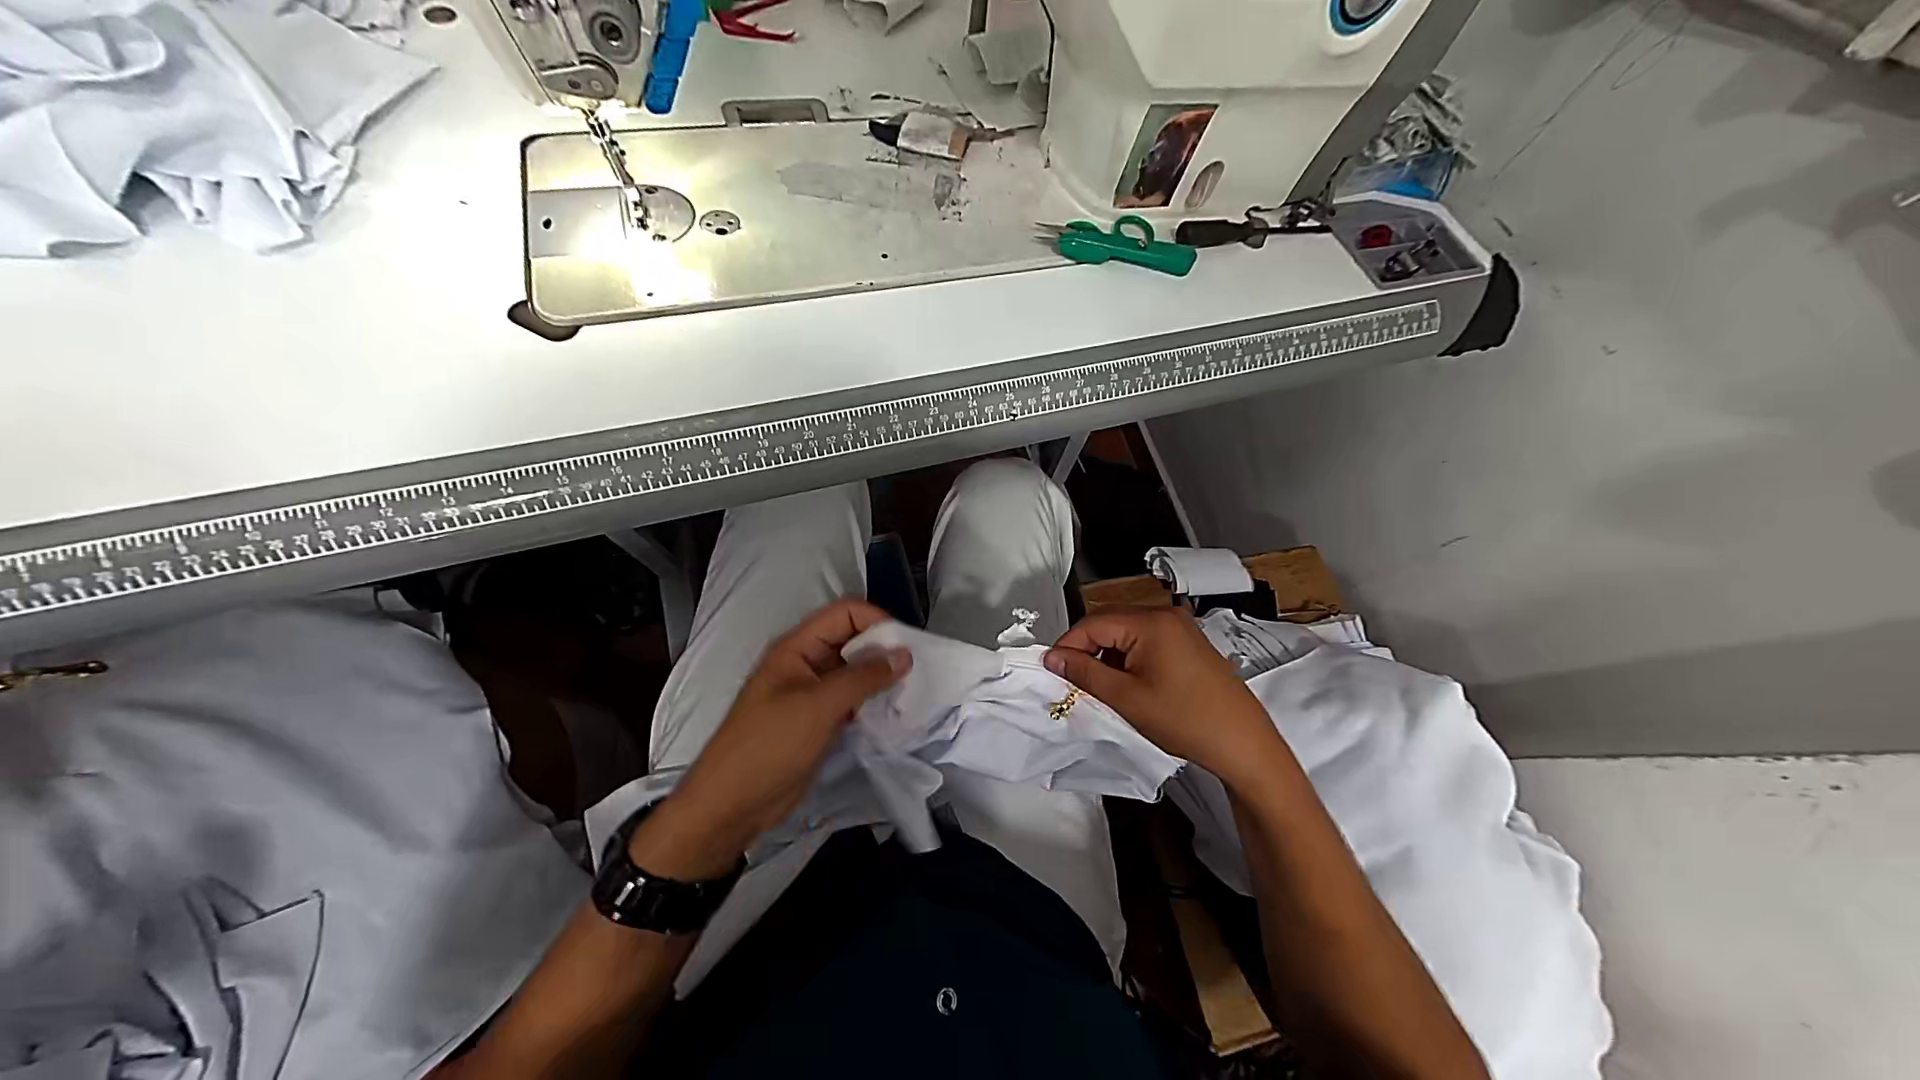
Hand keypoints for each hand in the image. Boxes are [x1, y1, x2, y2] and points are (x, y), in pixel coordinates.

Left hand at [630, 598, 909, 881]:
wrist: (733, 804)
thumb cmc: (769, 745)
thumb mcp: (819, 706)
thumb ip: (863, 677)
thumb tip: (904, 655)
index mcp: (797, 647)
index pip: (844, 614)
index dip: (876, 620)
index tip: (907, 644)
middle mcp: (805, 663)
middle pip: (851, 639)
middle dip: (883, 648)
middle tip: (915, 668)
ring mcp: (812, 693)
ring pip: (854, 670)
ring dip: (880, 675)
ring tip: (910, 689)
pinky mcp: (819, 720)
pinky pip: (852, 698)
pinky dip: (872, 700)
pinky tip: (893, 710)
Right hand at [1045, 606, 1286, 789]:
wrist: (1243, 743)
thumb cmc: (1191, 721)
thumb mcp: (1126, 698)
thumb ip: (1085, 672)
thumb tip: (1055, 658)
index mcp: (1151, 622)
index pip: (1092, 623)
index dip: (1068, 646)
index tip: (1053, 669)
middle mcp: (1166, 617)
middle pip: (1108, 624)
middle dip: (1086, 650)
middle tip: (1071, 680)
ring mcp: (1179, 629)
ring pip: (1125, 634)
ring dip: (1107, 657)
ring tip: (1100, 689)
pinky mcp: (1186, 644)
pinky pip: (1144, 642)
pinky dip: (1127, 660)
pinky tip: (1125, 686)